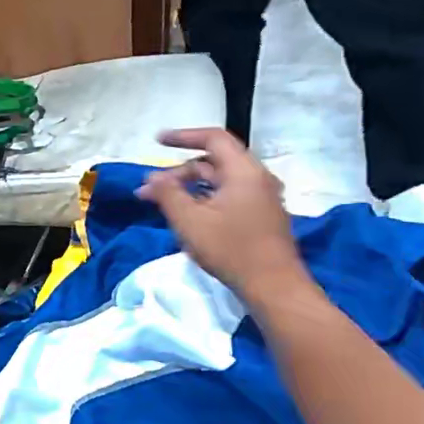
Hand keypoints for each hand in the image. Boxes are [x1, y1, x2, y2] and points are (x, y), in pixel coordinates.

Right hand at [136, 127, 308, 300]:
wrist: (274, 287)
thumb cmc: (231, 249)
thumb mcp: (189, 221)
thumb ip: (168, 193)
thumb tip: (152, 177)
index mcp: (244, 172)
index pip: (213, 139)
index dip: (183, 136)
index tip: (157, 142)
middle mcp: (257, 178)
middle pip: (213, 162)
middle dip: (178, 172)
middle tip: (149, 190)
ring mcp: (262, 197)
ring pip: (219, 180)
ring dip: (188, 187)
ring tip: (162, 203)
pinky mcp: (261, 215)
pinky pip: (228, 194)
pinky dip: (203, 197)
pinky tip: (186, 214)